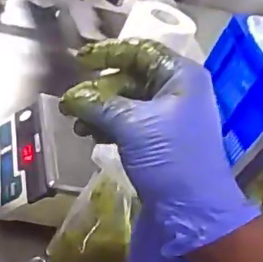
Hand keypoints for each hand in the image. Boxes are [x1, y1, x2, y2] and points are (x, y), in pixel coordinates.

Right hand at [59, 39, 258, 256]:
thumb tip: (71, 97)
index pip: (141, 51)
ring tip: (77, 125)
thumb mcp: (132, 125)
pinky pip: (130, 128)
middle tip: (71, 103)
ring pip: (128, 106)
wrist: (192, 210)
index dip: (108, 53)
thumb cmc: (169, 158)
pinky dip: (110, 129)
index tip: (79, 61)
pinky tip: (92, 137)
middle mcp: (178, 94)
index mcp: (181, 77)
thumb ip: (99, 105)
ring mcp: (170, 122)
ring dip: (100, 112)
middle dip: (100, 89)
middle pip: (132, 79)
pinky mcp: (160, 147)